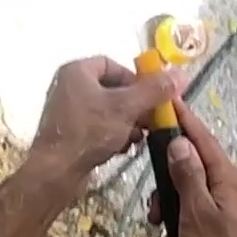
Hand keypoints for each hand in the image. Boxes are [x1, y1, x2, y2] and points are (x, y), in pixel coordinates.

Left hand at [27, 56, 178, 190]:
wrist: (56, 172)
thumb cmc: (89, 131)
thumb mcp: (127, 108)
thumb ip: (154, 90)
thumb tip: (180, 75)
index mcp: (77, 72)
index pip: (112, 65)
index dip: (135, 78)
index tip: (152, 95)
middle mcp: (69, 87)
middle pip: (111, 89)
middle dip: (135, 105)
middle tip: (151, 119)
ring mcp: (67, 112)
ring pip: (107, 111)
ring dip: (127, 123)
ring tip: (140, 137)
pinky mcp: (68, 134)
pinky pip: (97, 127)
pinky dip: (113, 135)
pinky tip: (124, 148)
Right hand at [148, 96, 236, 236]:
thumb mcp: (197, 212)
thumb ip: (186, 175)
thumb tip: (179, 142)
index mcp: (224, 178)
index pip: (199, 137)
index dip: (180, 119)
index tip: (162, 102)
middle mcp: (224, 192)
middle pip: (183, 179)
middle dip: (165, 203)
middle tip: (156, 219)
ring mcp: (221, 218)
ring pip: (182, 214)